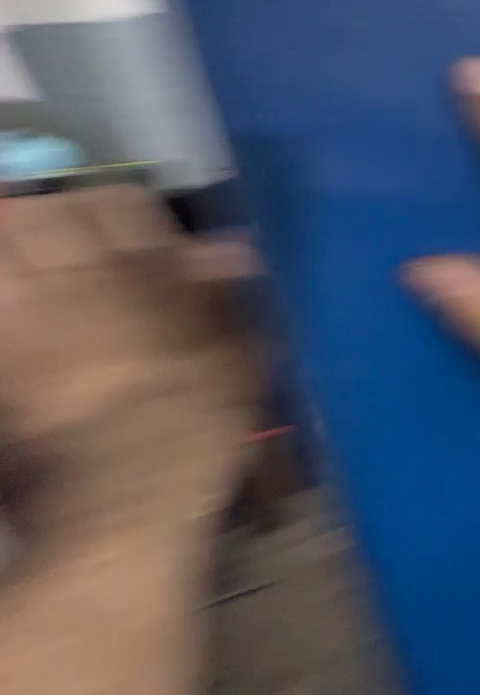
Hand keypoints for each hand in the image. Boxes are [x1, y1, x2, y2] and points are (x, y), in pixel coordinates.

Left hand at [0, 187, 260, 530]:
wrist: (128, 492)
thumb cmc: (200, 416)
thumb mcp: (240, 352)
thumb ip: (222, 295)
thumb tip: (222, 251)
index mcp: (139, 280)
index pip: (112, 203)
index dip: (120, 203)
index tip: (136, 220)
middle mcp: (67, 289)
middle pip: (26, 215)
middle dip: (41, 213)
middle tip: (64, 229)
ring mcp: (16, 323)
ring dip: (10, 247)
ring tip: (33, 261)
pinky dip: (4, 295)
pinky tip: (22, 306)